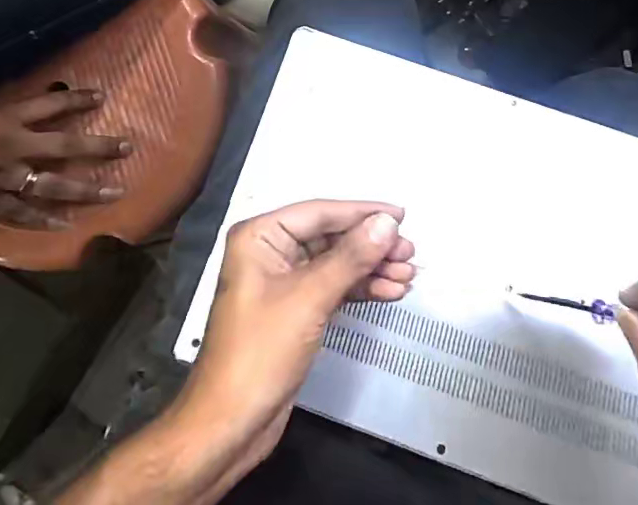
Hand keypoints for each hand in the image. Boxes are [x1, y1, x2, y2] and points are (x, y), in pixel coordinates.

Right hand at [0, 90, 129, 228]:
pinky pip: (21, 215)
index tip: (101, 96)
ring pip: (54, 186)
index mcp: (7, 120)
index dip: (78, 98)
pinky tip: (65, 226)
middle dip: (100, 148)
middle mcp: (15, 149)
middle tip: (128, 148)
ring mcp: (5, 179)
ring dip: (86, 191)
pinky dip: (42, 221)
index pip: (52, 104)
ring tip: (115, 194)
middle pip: (67, 147)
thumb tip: (9, 119)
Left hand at [56, 201, 417, 504]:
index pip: (321, 212)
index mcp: (260, 237)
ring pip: (337, 262)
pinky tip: (388, 291)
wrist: (230, 425)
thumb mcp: (310, 298)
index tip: (399, 216)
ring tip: (405, 274)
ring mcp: (283, 281)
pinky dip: (361, 288)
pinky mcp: (295, 308)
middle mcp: (270, 251)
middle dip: (371, 245)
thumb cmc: (257, 355)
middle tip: (407, 251)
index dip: (363, 213)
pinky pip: (334, 286)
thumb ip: (351, 257)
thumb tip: (386, 224)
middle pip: (332, 236)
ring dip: (371, 268)